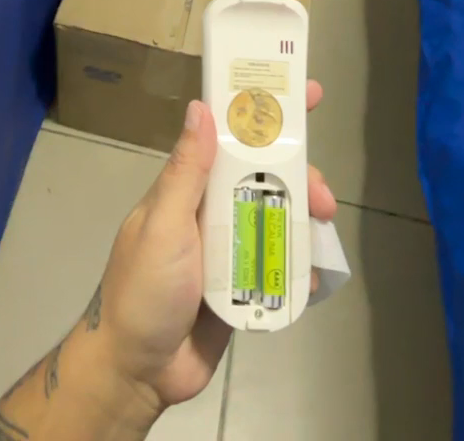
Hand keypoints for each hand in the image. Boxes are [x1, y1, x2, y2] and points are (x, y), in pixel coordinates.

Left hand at [88, 81, 337, 412]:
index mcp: (189, 186)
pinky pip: (278, 262)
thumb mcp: (164, 224)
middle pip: (265, 177)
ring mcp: (229, 245)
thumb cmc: (143, 289)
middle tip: (324, 196)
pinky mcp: (242, 282)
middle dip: (300, 177)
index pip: (228, 136)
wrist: (139, 369)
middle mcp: (211, 208)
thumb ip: (185, 170)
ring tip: (322, 233)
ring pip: (278, 216)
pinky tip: (310, 275)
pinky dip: (298, 263)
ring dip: (305, 219)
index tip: (304, 94)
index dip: (263, 112)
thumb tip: (201, 107)